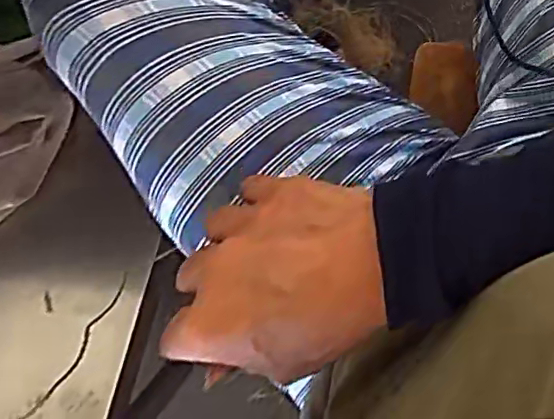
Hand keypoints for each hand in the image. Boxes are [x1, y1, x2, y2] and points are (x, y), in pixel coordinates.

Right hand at [160, 176, 386, 382]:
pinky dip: (257, 196)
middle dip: (212, 282)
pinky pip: (250, 188)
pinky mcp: (275, 191)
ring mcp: (245, 224)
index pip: (175, 337)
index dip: (198, 337)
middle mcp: (214, 270)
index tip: (218, 332)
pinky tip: (273, 207)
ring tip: (257, 242)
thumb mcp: (285, 364)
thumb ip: (243, 361)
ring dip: (230, 236)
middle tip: (244, 284)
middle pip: (191, 275)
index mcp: (207, 324)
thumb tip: (224, 361)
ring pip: (215, 227)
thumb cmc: (336, 315)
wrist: (377, 259)